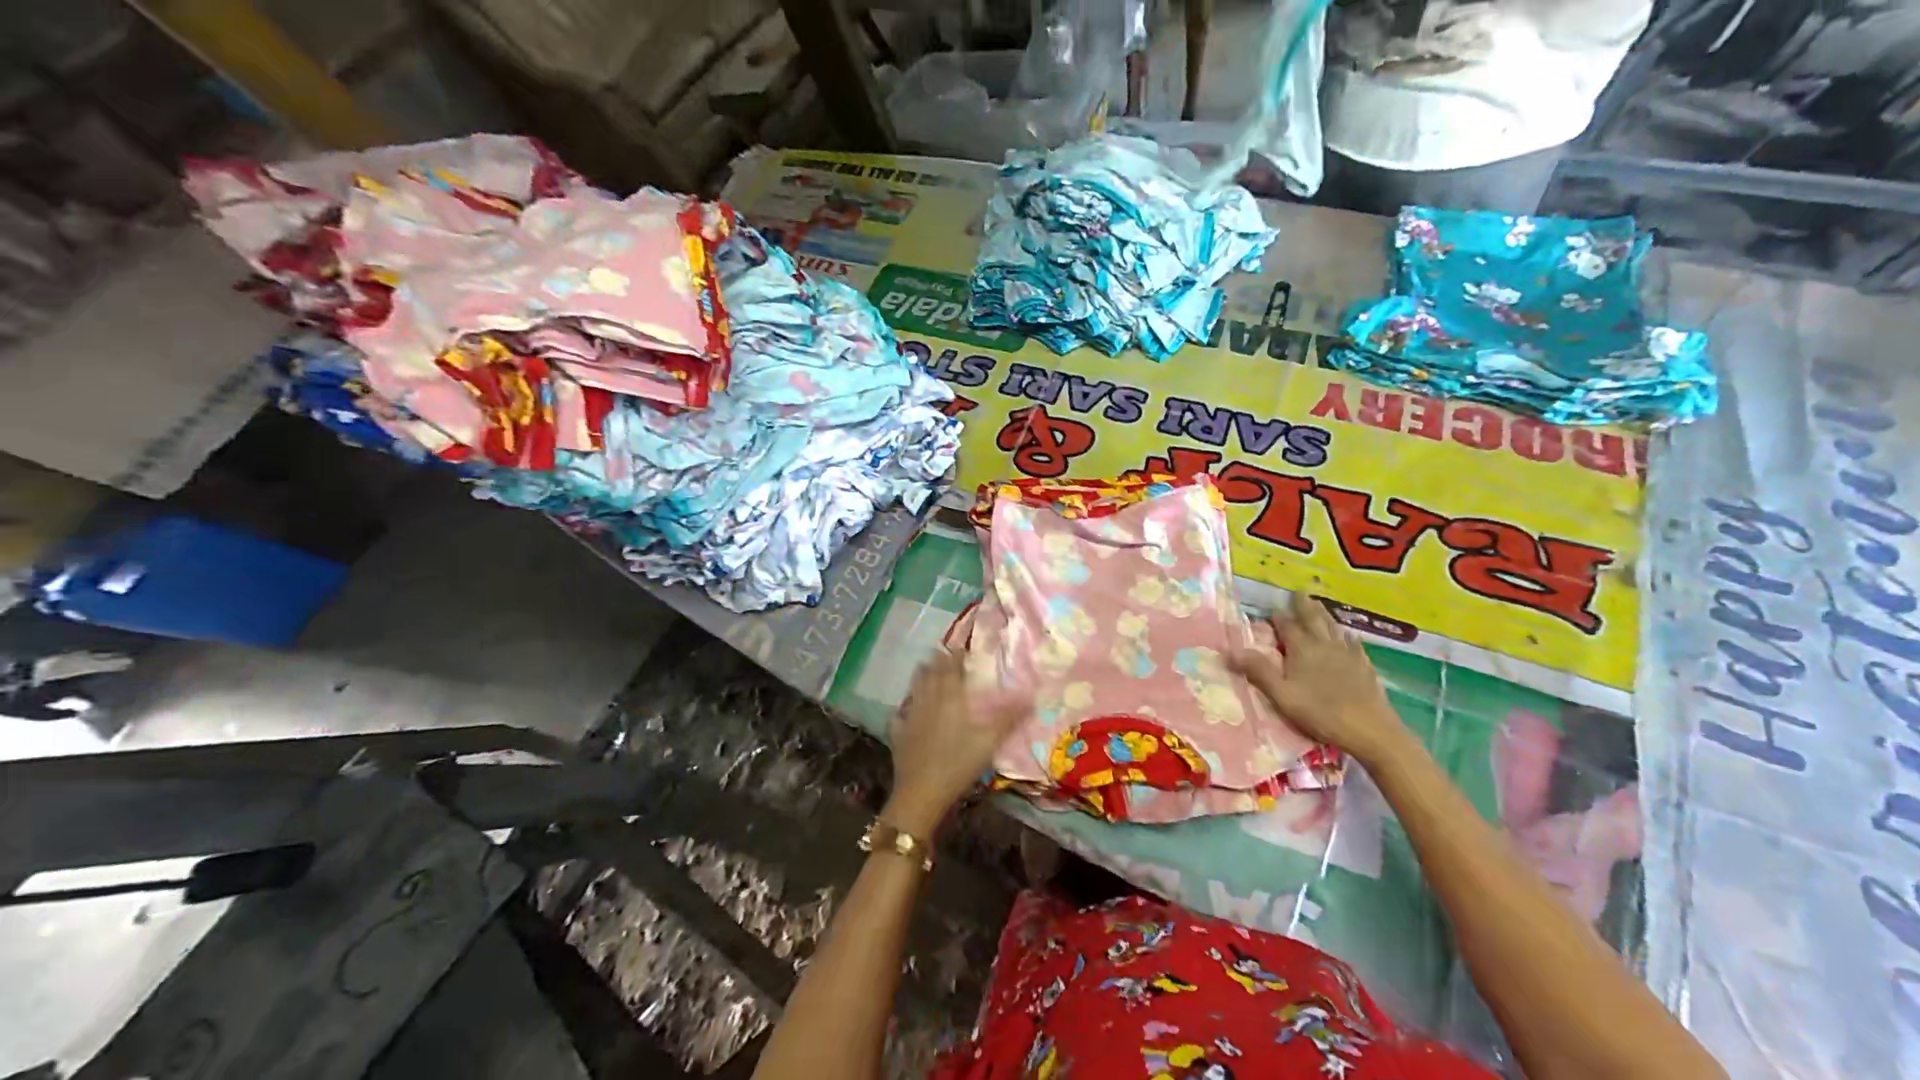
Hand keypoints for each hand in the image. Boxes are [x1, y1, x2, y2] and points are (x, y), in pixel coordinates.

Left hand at [885, 649, 1027, 836]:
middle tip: (941, 653)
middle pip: (930, 674)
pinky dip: (904, 709)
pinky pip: (900, 715)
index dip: (955, 656)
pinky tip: (904, 711)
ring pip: (914, 689)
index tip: (960, 648)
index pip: (951, 668)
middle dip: (936, 662)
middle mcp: (928, 700)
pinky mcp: (898, 734)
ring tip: (923, 668)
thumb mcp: (991, 741)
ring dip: (920, 677)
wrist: (923, 791)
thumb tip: (1032, 697)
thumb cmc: (959, 762)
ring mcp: (910, 717)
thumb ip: (1010, 717)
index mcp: (950, 697)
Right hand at [1229, 592, 1413, 768]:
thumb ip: (1258, 671)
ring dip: (1323, 614)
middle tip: (1298, 591)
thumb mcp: (1282, 695)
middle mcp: (1325, 645)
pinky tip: (1348, 635)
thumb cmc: (1321, 713)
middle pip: (1313, 619)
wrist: (1371, 730)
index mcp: (1302, 649)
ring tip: (1318, 605)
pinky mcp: (1364, 666)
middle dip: (1303, 605)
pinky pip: (1353, 642)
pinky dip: (1345, 633)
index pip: (1286, 625)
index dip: (1277, 615)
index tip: (1270, 605)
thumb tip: (1229, 650)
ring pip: (1333, 627)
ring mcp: (1348, 654)